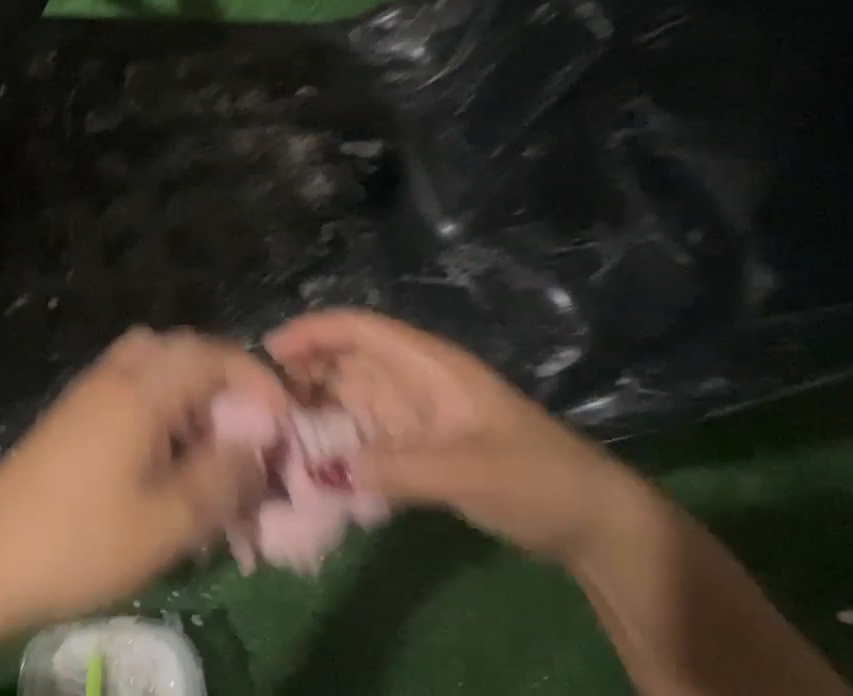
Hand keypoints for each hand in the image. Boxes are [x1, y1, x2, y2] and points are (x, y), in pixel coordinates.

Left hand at [0, 328, 288, 635]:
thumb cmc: (79, 542)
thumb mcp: (167, 522)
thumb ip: (221, 476)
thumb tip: (256, 441)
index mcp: (139, 390)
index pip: (211, 355)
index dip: (256, 380)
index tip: (283, 422)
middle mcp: (111, 379)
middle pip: (176, 352)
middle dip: (221, 382)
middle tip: (244, 431)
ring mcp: (83, 398)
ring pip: (150, 373)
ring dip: (187, 400)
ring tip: (207, 454)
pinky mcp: (66, 423)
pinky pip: (126, 398)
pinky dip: (157, 416)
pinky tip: (162, 468)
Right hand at [265, 310, 645, 562]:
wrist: (591, 523)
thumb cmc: (538, 478)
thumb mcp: (471, 470)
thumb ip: (398, 469)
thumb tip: (326, 471)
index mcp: (430, 366)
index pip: (362, 330)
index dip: (314, 332)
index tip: (269, 352)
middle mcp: (414, 383)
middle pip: (345, 362)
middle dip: (302, 374)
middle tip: (261, 407)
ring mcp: (413, 417)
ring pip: (348, 400)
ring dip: (313, 412)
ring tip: (274, 435)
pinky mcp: (415, 450)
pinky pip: (361, 439)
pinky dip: (334, 448)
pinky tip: (309, 467)